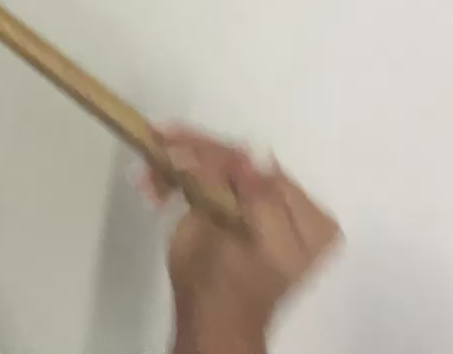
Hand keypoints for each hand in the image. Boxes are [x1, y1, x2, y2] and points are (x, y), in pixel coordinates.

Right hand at [146, 129, 340, 349]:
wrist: (207, 311)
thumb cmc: (241, 284)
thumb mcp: (265, 247)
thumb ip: (261, 201)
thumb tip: (248, 157)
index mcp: (306, 215)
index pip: (262, 167)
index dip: (222, 154)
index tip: (181, 144)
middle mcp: (278, 201)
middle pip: (232, 159)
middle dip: (190, 153)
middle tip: (156, 141)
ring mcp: (243, 198)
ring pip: (204, 161)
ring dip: (171, 163)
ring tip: (147, 177)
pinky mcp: (212, 200)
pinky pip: (187, 173)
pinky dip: (165, 177)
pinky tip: (151, 189)